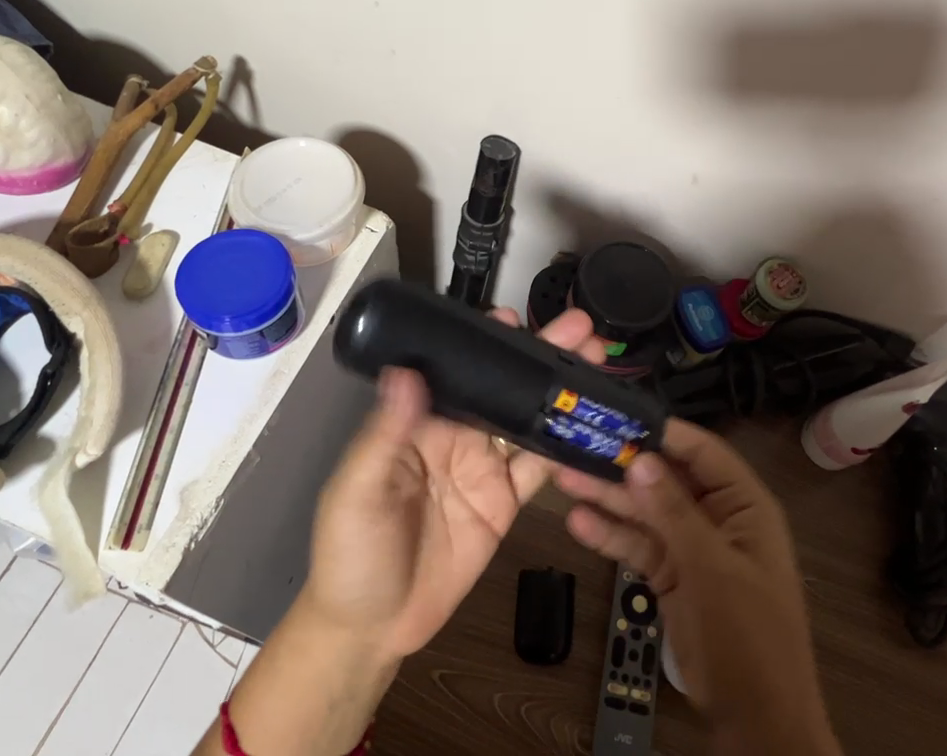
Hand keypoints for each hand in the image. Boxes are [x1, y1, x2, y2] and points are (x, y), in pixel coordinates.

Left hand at [304, 305, 605, 658]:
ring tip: (596, 362)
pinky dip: (568, 450)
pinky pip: (539, 469)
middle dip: (539, 358)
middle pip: (503, 390)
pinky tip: (593, 427)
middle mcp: (456, 438)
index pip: (458, 373)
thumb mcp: (357, 491)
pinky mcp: (505, 502)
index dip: (487, 346)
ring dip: (560, 393)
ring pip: (528, 420)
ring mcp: (483, 469)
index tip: (514, 319)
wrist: (373, 628)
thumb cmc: (351, 554)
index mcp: (419, 425)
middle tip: (579, 329)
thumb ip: (383, 435)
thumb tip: (405, 372)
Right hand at [555, 420, 841, 755]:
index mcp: (745, 507)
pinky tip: (578, 523)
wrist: (757, 720)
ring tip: (563, 477)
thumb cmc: (748, 636)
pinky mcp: (674, 577)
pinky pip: (641, 548)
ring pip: (648, 513)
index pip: (704, 453)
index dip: (664, 432)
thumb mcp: (711, 568)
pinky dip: (612, 537)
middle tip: (577, 445)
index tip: (619, 415)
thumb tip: (643, 459)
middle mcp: (718, 519)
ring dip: (609, 498)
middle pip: (668, 480)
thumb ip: (675, 512)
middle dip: (624, 465)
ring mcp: (694, 549)